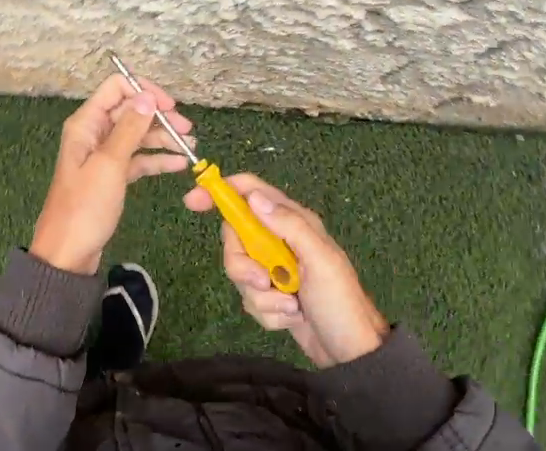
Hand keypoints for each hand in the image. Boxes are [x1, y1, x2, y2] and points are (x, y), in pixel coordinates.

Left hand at [28, 74, 194, 273]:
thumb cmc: (85, 206)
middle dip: (159, 117)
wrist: (67, 254)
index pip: (116, 88)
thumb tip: (147, 96)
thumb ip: (130, 128)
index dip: (144, 91)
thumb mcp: (110, 164)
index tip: (170, 106)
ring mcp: (103, 155)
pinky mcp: (112, 176)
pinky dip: (157, 159)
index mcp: (87, 123)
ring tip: (191, 147)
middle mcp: (94, 133)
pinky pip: (137, 158)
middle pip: (130, 111)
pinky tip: (179, 164)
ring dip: (163, 138)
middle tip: (188, 129)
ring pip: (137, 135)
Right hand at [183, 174, 388, 367]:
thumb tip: (253, 196)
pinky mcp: (271, 296)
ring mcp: (274, 269)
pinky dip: (268, 312)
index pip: (249, 192)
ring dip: (261, 295)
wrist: (352, 354)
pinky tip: (291, 317)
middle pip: (235, 238)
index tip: (193, 200)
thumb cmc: (340, 301)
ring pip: (240, 271)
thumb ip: (287, 224)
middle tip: (262, 280)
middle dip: (242, 264)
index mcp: (293, 221)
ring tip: (288, 306)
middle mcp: (279, 240)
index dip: (220, 191)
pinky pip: (250, 298)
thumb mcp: (319, 259)